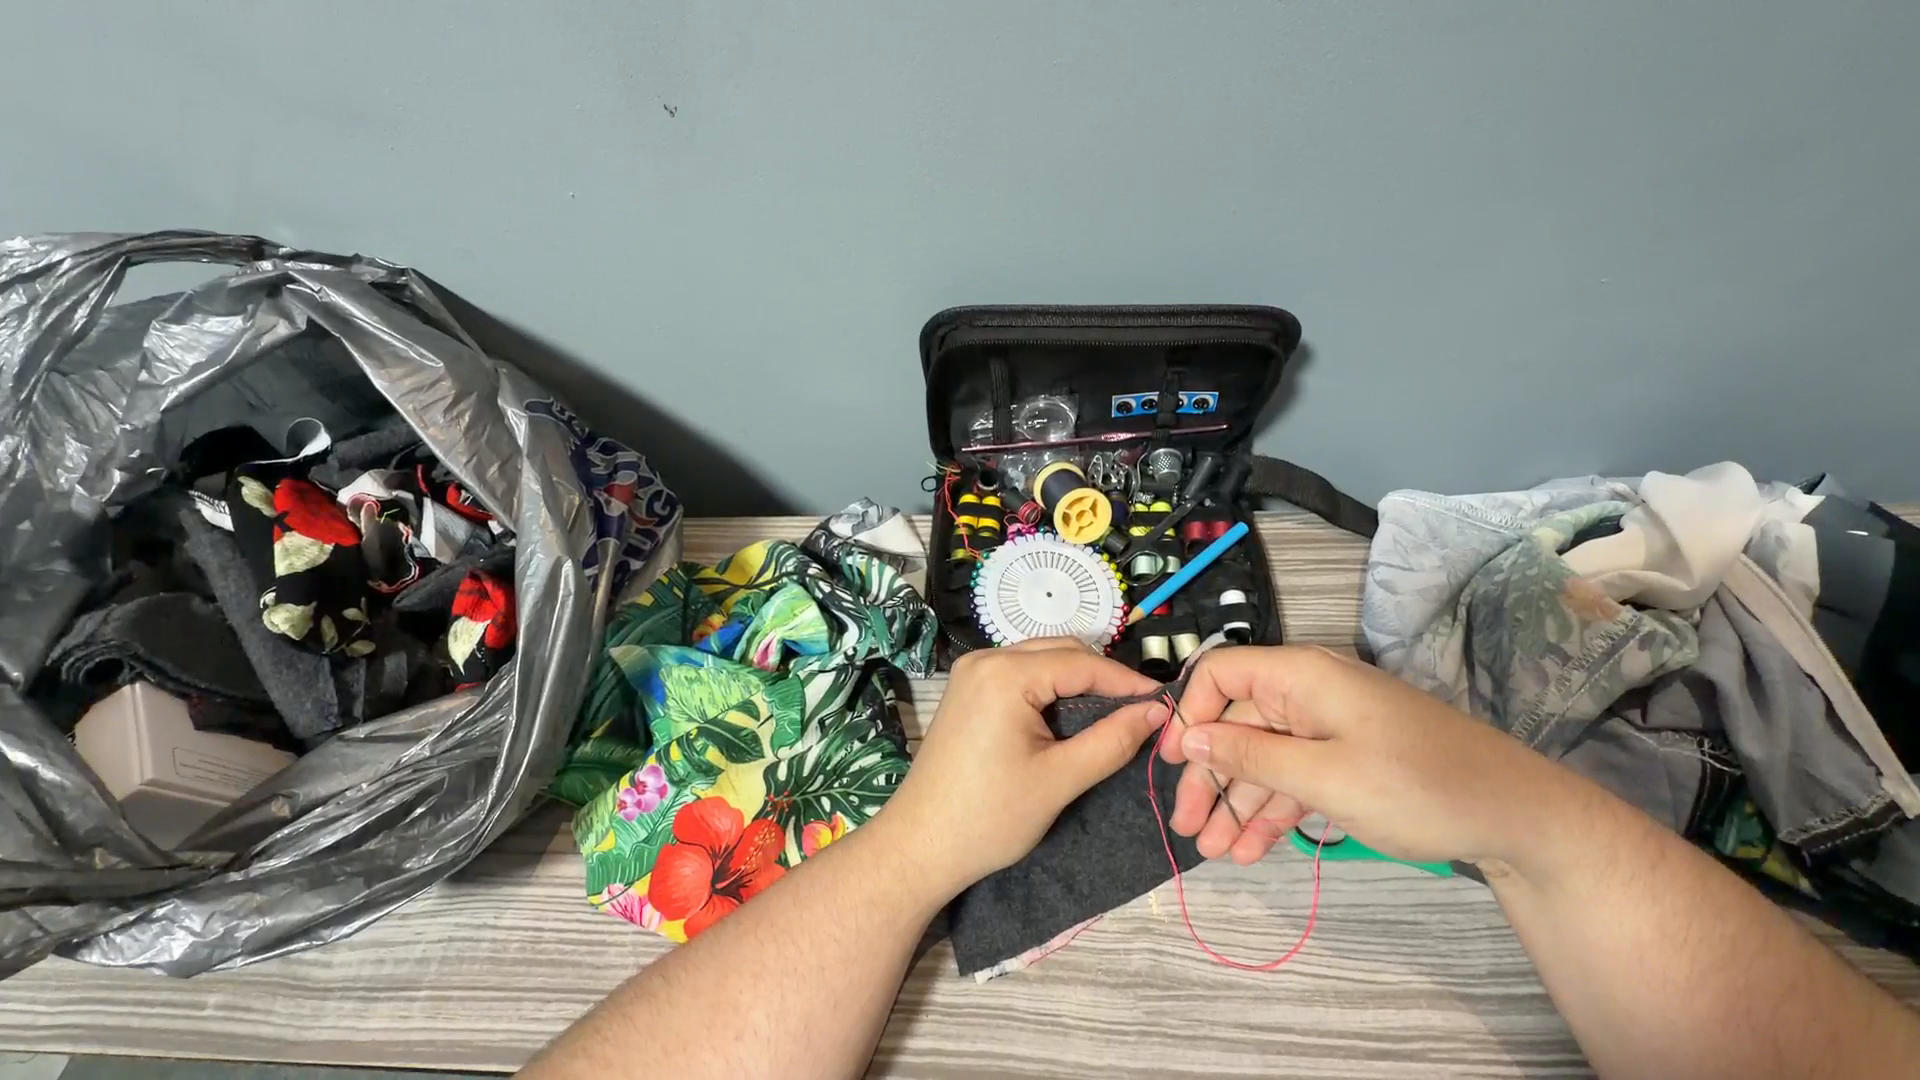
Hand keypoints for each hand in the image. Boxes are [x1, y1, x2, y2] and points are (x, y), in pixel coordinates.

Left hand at [877, 638, 1165, 895]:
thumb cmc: (989, 817)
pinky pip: (1020, 673)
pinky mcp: (966, 690)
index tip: (1165, 702)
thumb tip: (1157, 712)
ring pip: (1040, 660)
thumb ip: (1112, 740)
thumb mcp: (1060, 780)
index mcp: (1005, 674)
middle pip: (1060, 652)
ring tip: (1114, 713)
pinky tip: (1070, 715)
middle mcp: (984, 659)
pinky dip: (1050, 687)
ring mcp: (971, 672)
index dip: (1127, 681)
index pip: (1081, 663)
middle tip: (1141, 710)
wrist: (920, 845)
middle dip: (1103, 677)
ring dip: (1077, 680)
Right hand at [1161, 645, 1567, 869]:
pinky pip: (1293, 779)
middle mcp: (1307, 694)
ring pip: (1262, 759)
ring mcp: (1328, 729)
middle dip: (1209, 776)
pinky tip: (1250, 850)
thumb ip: (1250, 756)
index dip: (1190, 713)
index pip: (1221, 674)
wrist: (1520, 818)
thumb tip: (1187, 738)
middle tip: (1187, 827)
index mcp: (1300, 676)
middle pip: (1237, 725)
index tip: (1172, 763)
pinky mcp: (1345, 760)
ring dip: (1236, 804)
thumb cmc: (1417, 786)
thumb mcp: (1325, 776)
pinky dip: (1271, 812)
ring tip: (1212, 851)